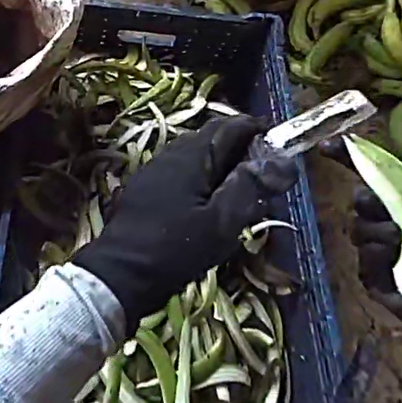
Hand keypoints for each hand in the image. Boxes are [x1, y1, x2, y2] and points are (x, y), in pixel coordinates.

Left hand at [73, 115, 299, 326]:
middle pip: (212, 137)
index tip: (279, 141)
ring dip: (221, 161)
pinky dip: (203, 175)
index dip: (256, 130)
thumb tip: (281, 160)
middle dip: (240, 145)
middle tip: (265, 167)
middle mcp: (171, 153)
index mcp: (192, 155)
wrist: (120, 275)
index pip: (229, 127)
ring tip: (242, 184)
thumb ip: (250, 187)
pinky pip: (182, 170)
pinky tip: (209, 199)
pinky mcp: (146, 188)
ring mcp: (155, 169)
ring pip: (196, 153)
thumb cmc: (175, 248)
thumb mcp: (222, 221)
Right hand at [352, 153, 401, 334]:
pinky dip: (378, 255)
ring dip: (379, 231)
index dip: (351, 158)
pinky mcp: (375, 276)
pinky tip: (399, 263)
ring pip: (359, 227)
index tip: (327, 146)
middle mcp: (392, 221)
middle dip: (367, 200)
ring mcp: (381, 250)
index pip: (378, 175)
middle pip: (361, 199)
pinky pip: (363, 256)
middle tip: (381, 208)